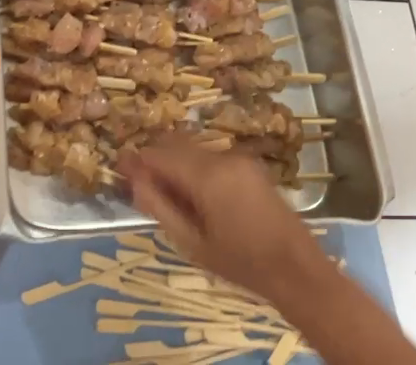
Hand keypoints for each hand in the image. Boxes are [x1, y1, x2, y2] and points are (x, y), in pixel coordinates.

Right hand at [117, 139, 327, 300]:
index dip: (135, 160)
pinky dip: (193, 167)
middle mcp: (222, 157)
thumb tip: (132, 181)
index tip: (117, 167)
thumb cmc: (242, 263)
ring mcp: (238, 158)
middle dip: (153, 158)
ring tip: (165, 193)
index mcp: (207, 175)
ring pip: (192, 149)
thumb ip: (159, 207)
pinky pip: (210, 157)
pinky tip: (192, 194)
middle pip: (174, 145)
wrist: (298, 271)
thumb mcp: (193, 243)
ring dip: (173, 162)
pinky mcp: (249, 165)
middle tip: (137, 182)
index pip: (158, 155)